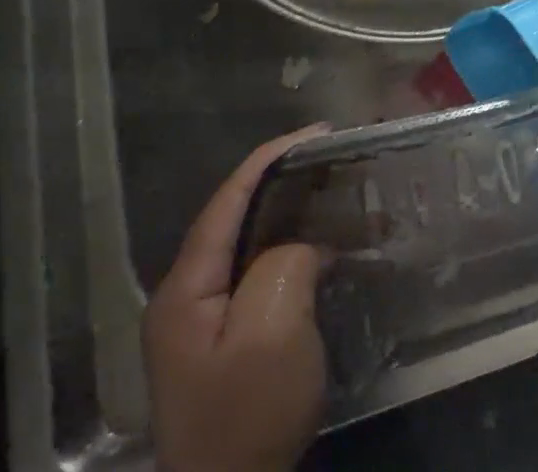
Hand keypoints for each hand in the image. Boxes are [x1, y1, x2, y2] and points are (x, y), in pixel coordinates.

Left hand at [144, 124, 330, 471]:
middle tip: (346, 158)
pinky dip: (303, 247)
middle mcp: (190, 298)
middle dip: (288, 181)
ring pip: (255, 247)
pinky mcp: (236, 338)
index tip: (322, 131)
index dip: (269, 160)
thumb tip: (304, 241)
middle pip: (237, 220)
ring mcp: (210, 321)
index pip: (226, 205)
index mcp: (186, 290)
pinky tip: (337, 247)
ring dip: (299, 214)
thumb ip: (284, 269)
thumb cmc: (249, 406)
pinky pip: (269, 273)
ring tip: (351, 193)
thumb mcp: (271, 333)